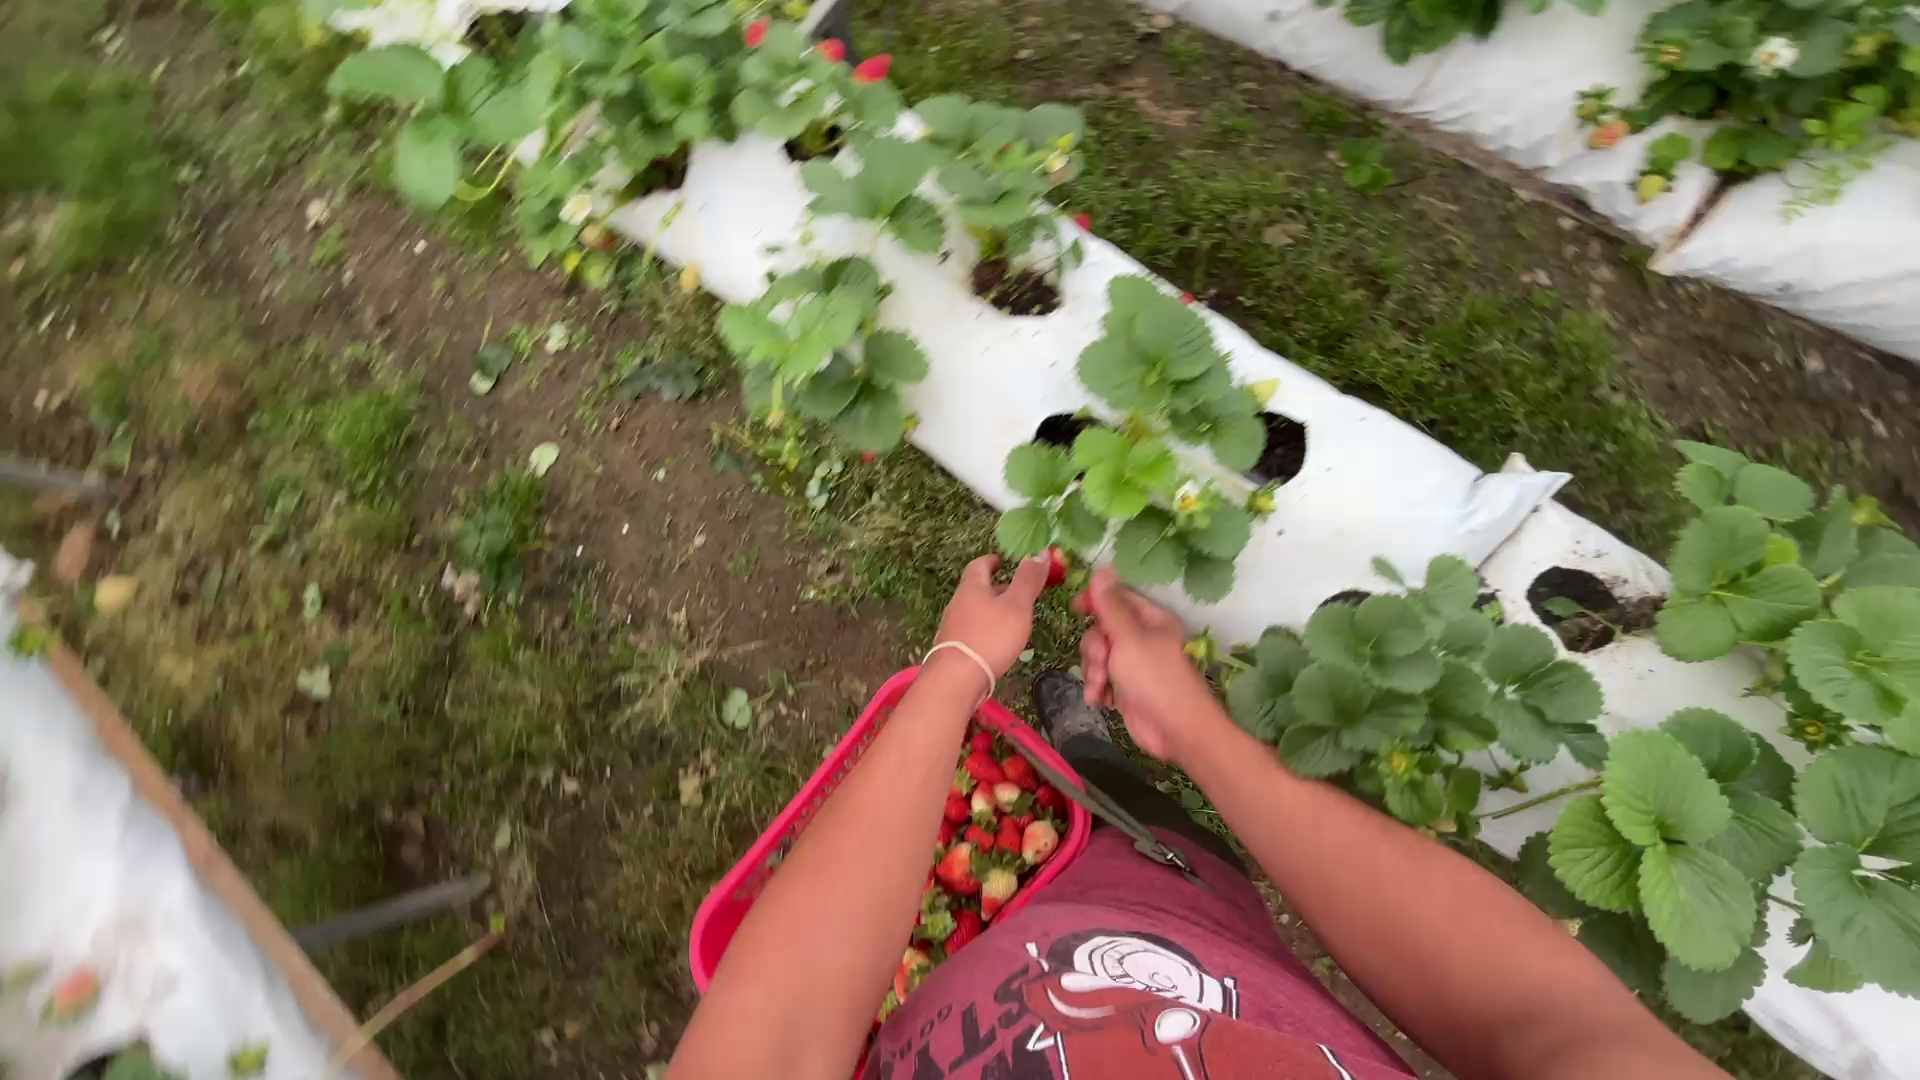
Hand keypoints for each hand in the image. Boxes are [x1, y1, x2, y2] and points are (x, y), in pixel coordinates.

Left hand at [933, 554, 1050, 679]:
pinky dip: (987, 629)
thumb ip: (1028, 580)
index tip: (1004, 561)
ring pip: (975, 611)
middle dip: (996, 587)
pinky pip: (973, 630)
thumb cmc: (990, 637)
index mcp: (972, 587)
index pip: (979, 565)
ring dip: (992, 610)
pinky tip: (998, 642)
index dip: (992, 560)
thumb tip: (1040, 553)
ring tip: (1013, 618)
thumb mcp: (1017, 605)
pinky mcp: (954, 648)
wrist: (957, 679)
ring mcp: (953, 626)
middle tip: (1017, 592)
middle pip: (977, 589)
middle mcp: (958, 603)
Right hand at [1074, 567, 1219, 762]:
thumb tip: (1102, 568)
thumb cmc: (1155, 679)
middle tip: (1100, 661)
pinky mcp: (1125, 687)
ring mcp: (1133, 664)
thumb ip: (1111, 605)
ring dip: (1092, 670)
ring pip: (1098, 655)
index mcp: (1151, 619)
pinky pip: (1101, 677)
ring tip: (1099, 687)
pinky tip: (1100, 700)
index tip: (1076, 608)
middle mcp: (1142, 638)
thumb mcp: (1128, 637)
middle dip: (1093, 647)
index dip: (1095, 601)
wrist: (1174, 730)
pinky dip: (1097, 687)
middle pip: (1102, 629)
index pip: (1117, 598)